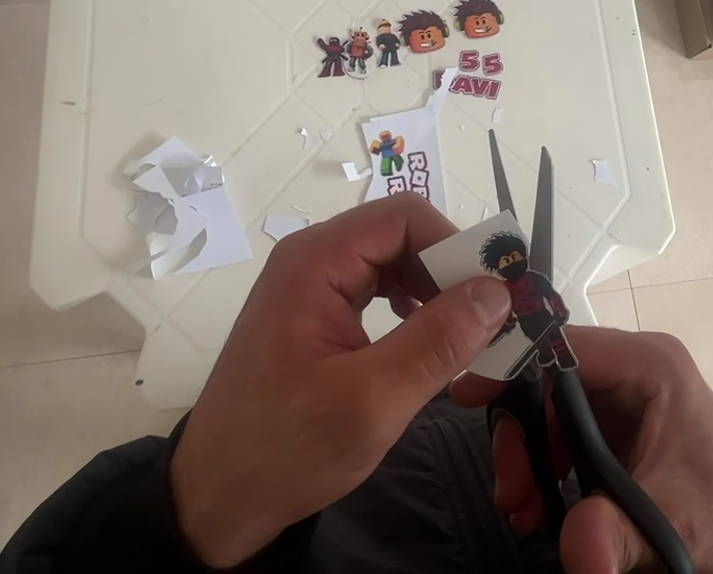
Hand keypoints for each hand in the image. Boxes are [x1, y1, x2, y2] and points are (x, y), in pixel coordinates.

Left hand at [171, 194, 512, 567]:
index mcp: (316, 261)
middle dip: (448, 269)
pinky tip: (423, 338)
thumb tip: (495, 292)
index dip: (454, 244)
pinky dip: (409, 305)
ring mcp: (310, 284)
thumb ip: (437, 341)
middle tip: (485, 319)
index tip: (491, 292)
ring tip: (461, 334)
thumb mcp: (372, 400)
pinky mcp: (314, 311)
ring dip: (432, 289)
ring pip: (391, 259)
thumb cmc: (285, 449)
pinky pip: (374, 286)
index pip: (403, 217)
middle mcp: (311, 258)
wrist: (217, 496)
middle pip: (398, 234)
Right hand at [451, 326, 712, 573]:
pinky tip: (540, 505)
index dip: (512, 363)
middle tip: (509, 492)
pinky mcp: (617, 420)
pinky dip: (543, 464)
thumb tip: (577, 546)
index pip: (563, 344)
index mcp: (649, 365)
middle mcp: (632, 366)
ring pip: (548, 405)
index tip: (468, 395)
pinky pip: (561, 428)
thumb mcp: (674, 527)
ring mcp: (623, 392)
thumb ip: (620, 533)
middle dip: (520, 433)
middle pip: (547, 378)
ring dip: (527, 455)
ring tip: (523, 509)